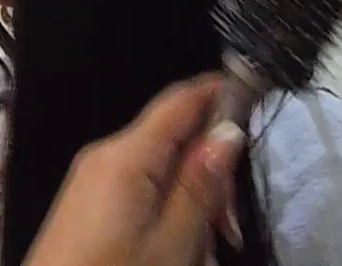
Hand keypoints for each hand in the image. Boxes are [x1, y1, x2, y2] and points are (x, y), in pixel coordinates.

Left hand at [24, 73, 247, 265]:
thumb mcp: (170, 248)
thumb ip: (200, 187)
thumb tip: (229, 129)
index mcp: (125, 153)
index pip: (180, 100)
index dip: (218, 91)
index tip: (255, 95)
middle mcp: (105, 154)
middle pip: (171, 138)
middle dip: (207, 171)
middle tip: (230, 228)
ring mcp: (91, 179)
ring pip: (158, 169)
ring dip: (188, 200)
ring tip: (204, 253)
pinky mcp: (85, 205)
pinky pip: (137, 190)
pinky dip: (164, 210)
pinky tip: (176, 249)